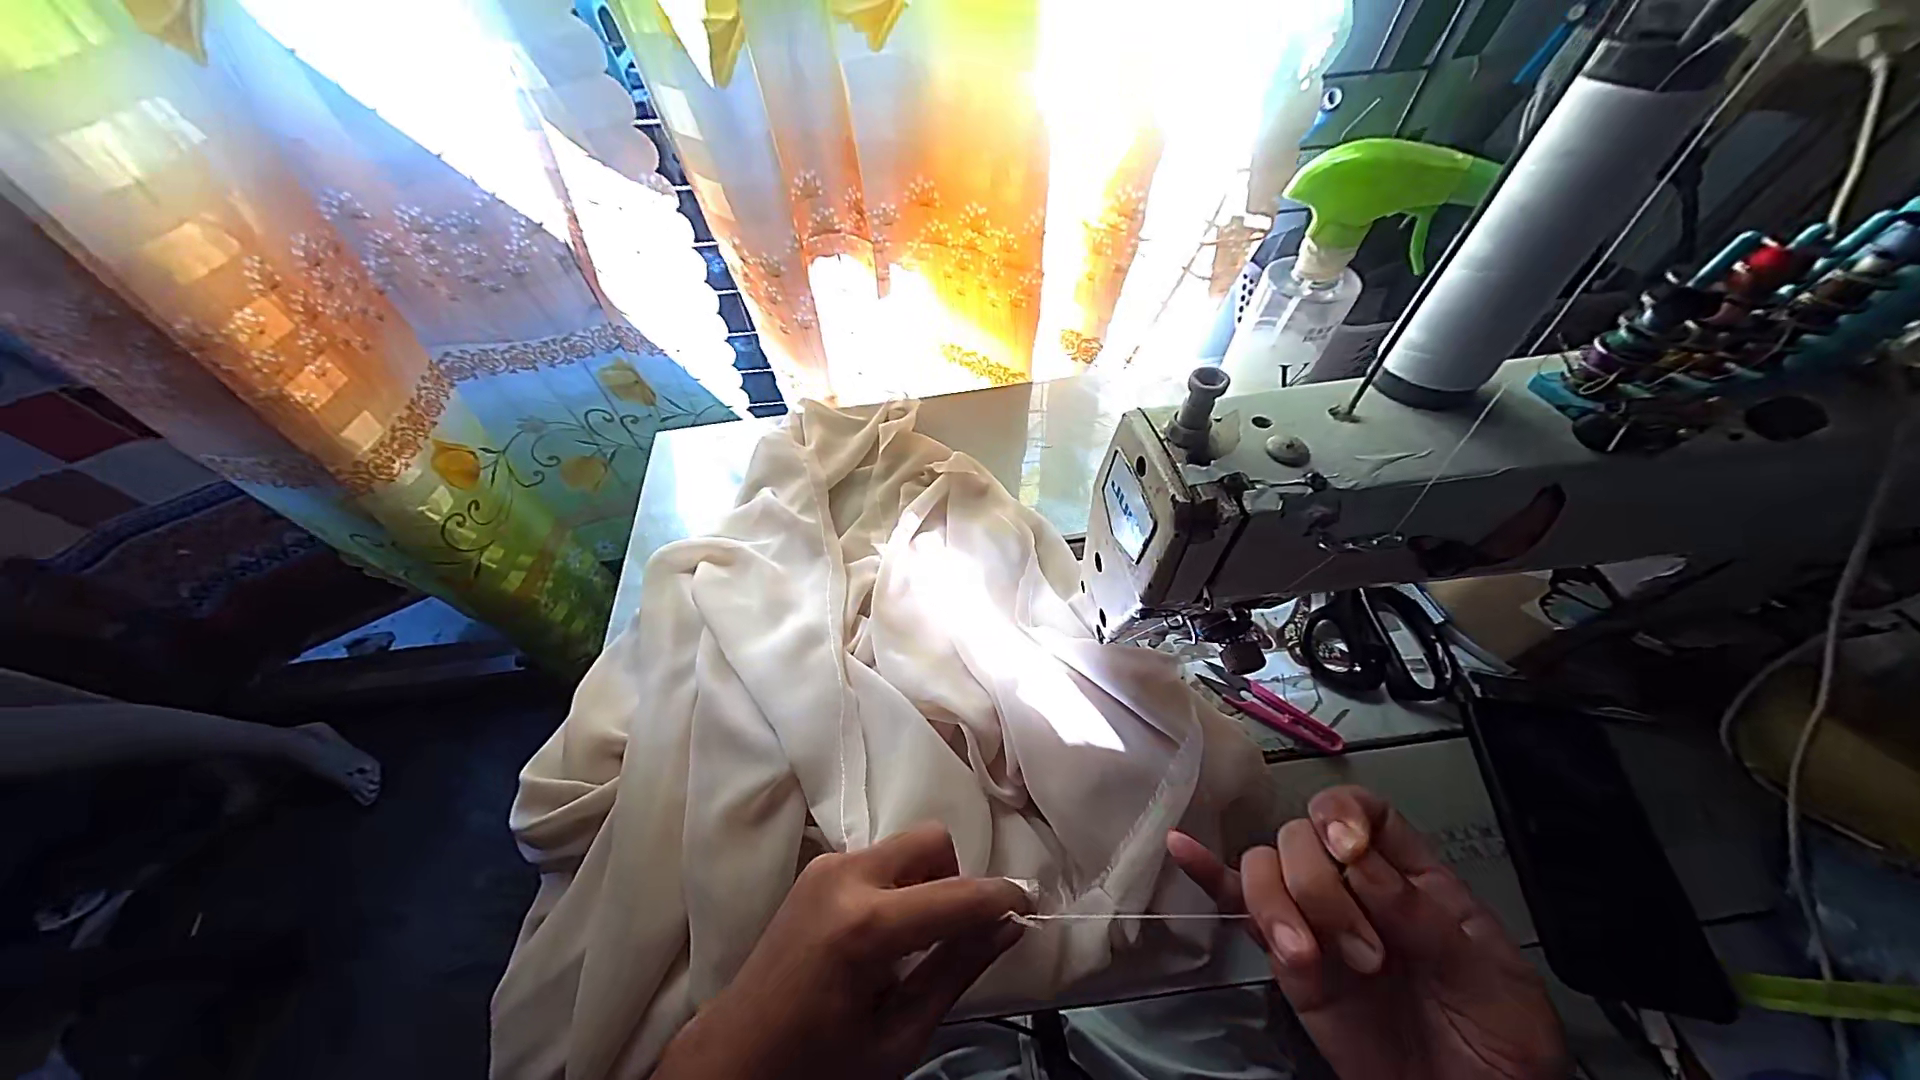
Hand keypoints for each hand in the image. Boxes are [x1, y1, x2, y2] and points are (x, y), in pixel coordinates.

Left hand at [655, 823, 1029, 1079]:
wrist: (736, 1055)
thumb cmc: (819, 1063)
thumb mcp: (898, 1036)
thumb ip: (957, 970)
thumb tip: (1008, 925)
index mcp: (866, 928)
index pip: (956, 897)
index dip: (1001, 898)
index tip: (1029, 905)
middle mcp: (846, 877)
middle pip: (932, 841)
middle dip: (955, 880)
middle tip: (949, 933)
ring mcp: (827, 865)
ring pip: (907, 846)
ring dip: (926, 882)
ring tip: (909, 940)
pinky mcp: (817, 866)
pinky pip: (880, 858)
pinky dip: (898, 883)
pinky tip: (880, 933)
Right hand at [1168, 786, 1566, 1079]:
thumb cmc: (1497, 1041)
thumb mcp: (1488, 976)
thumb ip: (1425, 916)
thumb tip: (1358, 863)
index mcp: (1407, 874)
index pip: (1359, 809)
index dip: (1343, 815)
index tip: (1347, 849)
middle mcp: (1349, 882)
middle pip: (1299, 836)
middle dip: (1320, 889)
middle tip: (1368, 955)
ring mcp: (1310, 915)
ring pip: (1262, 866)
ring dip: (1277, 906)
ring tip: (1308, 958)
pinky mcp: (1281, 953)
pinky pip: (1235, 904)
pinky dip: (1206, 873)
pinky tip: (1183, 849)